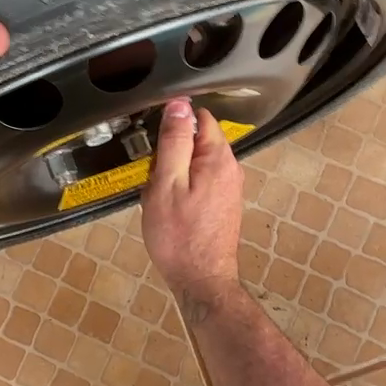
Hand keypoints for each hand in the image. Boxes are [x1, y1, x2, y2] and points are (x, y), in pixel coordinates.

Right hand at [141, 99, 244, 309]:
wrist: (201, 281)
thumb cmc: (179, 237)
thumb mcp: (166, 183)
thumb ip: (173, 142)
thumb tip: (178, 105)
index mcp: (218, 158)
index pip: (199, 117)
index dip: (174, 125)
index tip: (156, 145)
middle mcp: (231, 169)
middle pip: (198, 140)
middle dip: (173, 151)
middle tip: (154, 176)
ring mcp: (230, 188)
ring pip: (197, 162)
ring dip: (176, 172)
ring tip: (161, 195)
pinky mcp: (224, 204)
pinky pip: (200, 182)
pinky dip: (183, 188)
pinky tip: (171, 208)